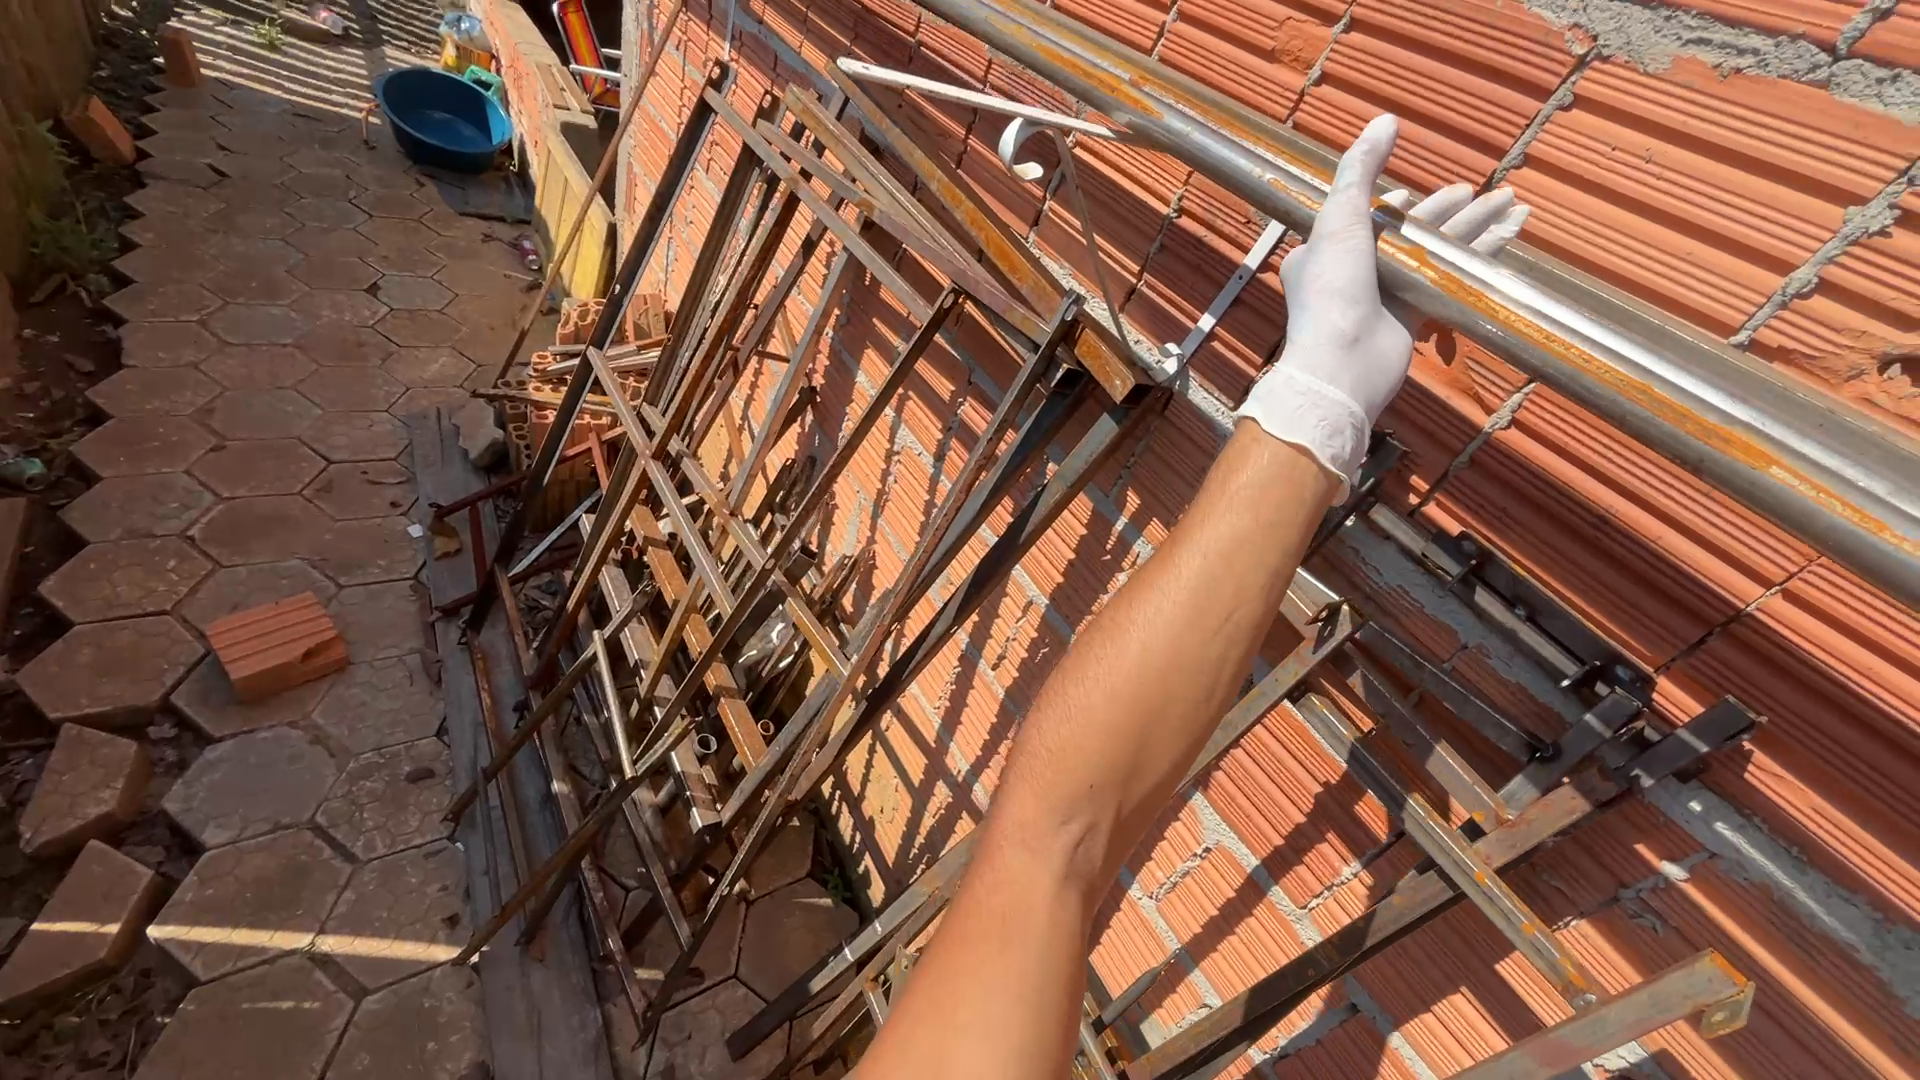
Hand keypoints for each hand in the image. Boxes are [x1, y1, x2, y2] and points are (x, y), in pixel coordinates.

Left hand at [1234, 113, 1529, 498]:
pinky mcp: (1408, 317)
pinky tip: (1510, 237)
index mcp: (1322, 251)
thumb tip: (1385, 121)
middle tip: (1486, 194)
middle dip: (1449, 212)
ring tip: (1512, 205)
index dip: (1396, 204)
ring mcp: (1380, 297)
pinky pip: (1446, 279)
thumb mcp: (1339, 220)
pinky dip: (1476, 257)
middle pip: (1406, 234)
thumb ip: (1360, 172)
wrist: (1341, 364)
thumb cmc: (1332, 292)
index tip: (1418, 193)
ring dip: (1471, 229)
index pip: (1363, 218)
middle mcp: (1349, 273)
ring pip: (1431, 254)